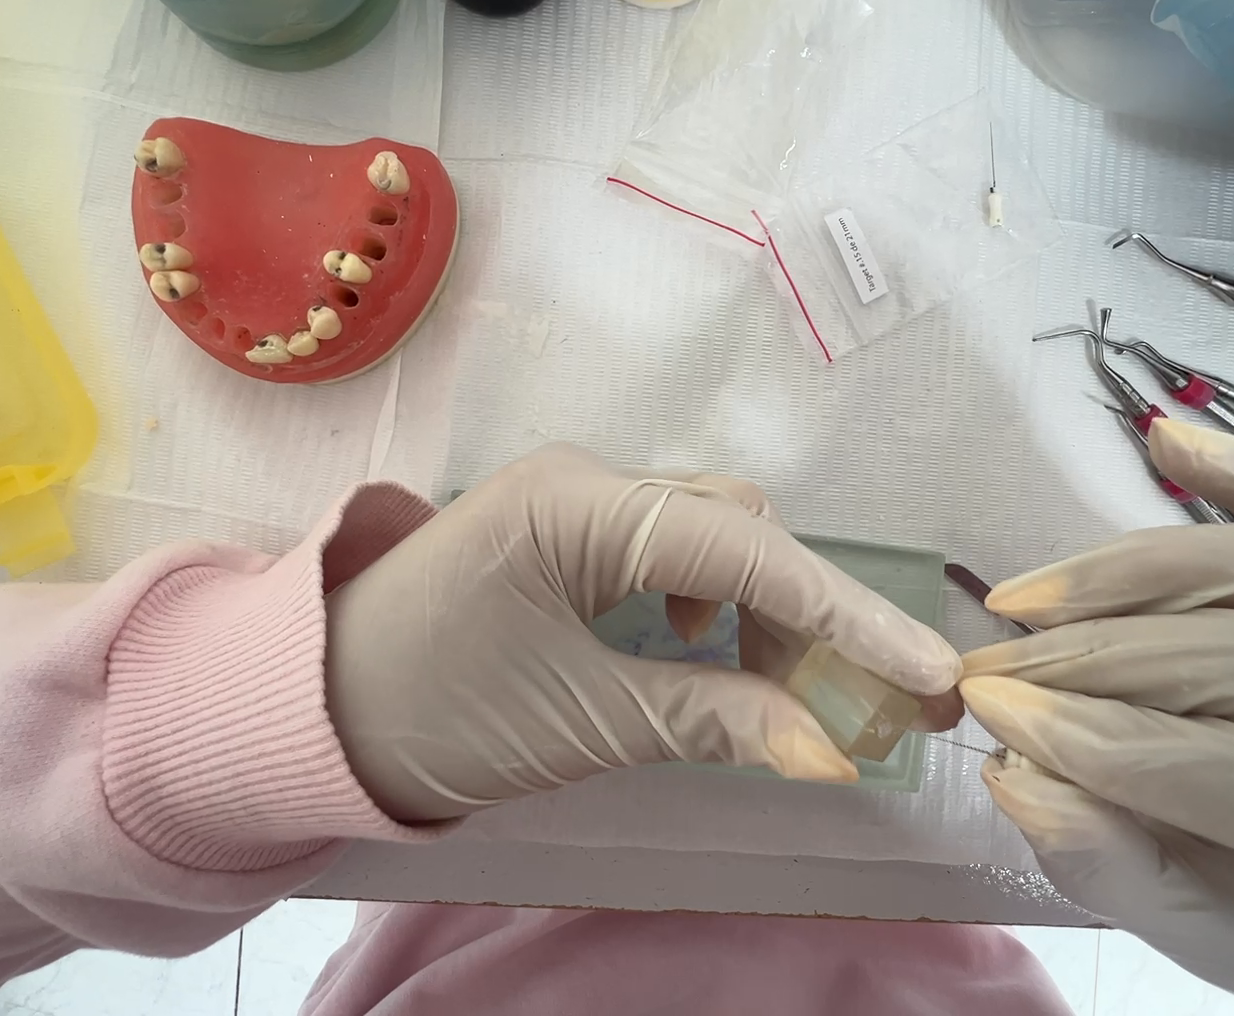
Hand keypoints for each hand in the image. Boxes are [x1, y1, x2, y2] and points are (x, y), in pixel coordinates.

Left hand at [324, 443, 961, 820]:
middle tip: (868, 697)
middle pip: (740, 531)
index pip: (743, 552)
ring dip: (764, 609)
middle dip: (810, 613)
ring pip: (715, 537)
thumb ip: (714, 720)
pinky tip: (705, 648)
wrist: (307, 705)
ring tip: (785, 688)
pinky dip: (717, 603)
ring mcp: (583, 499)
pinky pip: (676, 550)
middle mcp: (590, 480)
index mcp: (579, 508)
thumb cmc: (428, 711)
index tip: (926, 669)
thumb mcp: (582, 721)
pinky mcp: (577, 529)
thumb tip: (831, 752)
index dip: (844, 613)